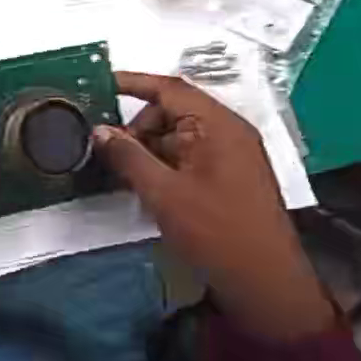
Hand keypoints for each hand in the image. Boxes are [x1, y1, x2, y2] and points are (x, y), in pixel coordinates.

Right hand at [94, 72, 334, 341]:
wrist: (261, 277)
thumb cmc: (214, 230)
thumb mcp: (163, 193)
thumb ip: (128, 158)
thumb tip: (99, 131)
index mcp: (218, 126)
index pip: (171, 89)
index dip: (133, 83)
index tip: (101, 84)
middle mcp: (227, 132)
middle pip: (172, 112)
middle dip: (137, 127)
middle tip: (108, 154)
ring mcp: (229, 155)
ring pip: (177, 137)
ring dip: (148, 150)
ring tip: (121, 175)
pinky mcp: (227, 176)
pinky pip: (188, 157)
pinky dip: (162, 165)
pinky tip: (142, 186)